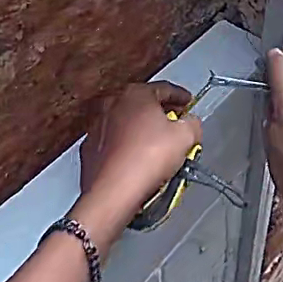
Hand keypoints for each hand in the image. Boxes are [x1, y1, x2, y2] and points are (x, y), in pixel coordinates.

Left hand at [73, 82, 201, 237]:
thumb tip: (191, 124)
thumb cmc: (145, 160)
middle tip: (177, 126)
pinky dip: (127, 148)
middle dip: (162, 114)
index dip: (181, 96)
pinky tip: (138, 162)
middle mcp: (113, 104)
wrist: (112, 193)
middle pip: (145, 104)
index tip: (188, 102)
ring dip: (143, 132)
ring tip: (158, 149)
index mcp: (137, 94)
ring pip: (128, 124)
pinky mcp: (90, 149)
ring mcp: (98, 126)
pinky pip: (115, 143)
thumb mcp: (186, 137)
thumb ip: (193, 123)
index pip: (165, 88)